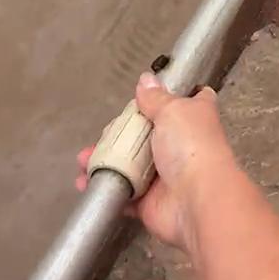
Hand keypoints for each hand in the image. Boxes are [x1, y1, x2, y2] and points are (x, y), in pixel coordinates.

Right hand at [77, 73, 238, 254]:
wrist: (195, 199)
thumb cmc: (190, 144)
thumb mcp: (173, 110)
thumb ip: (156, 98)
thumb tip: (146, 79)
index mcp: (194, 115)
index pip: (188, 99)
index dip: (172, 95)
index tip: (149, 94)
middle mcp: (182, 142)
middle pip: (149, 132)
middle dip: (123, 132)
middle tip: (104, 132)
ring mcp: (165, 173)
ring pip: (131, 162)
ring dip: (107, 159)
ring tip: (84, 158)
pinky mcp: (149, 200)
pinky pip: (123, 191)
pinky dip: (105, 185)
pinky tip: (85, 180)